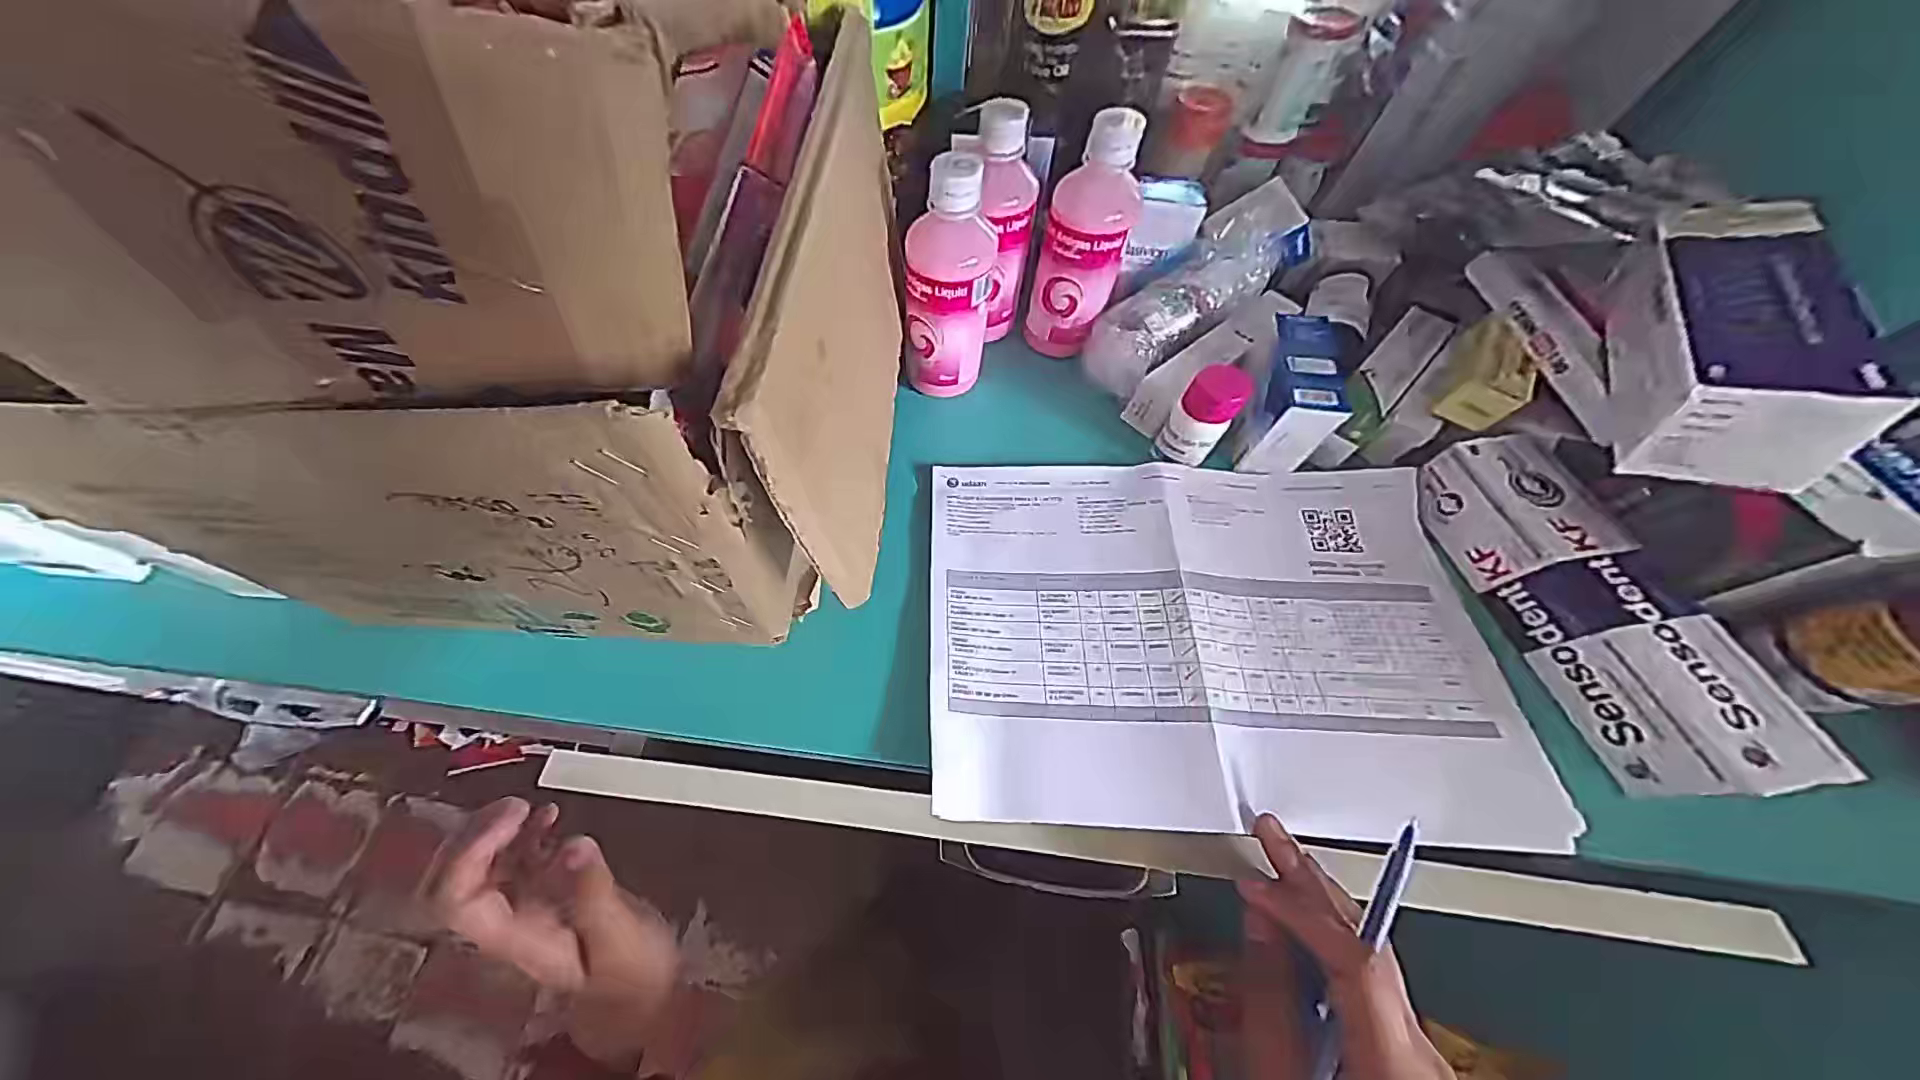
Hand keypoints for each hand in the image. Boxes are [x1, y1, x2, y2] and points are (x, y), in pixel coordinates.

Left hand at [433, 797, 680, 1068]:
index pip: (456, 899)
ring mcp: (522, 910)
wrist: (641, 993)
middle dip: (474, 835)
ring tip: (527, 806)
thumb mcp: (620, 934)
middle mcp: (507, 924)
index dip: (470, 852)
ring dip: (493, 832)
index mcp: (515, 939)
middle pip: (453, 881)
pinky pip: (514, 862)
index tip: (513, 815)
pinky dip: (523, 834)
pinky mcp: (545, 896)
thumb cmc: (631, 973)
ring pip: (476, 869)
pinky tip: (546, 817)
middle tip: (515, 804)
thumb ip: (596, 892)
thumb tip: (576, 845)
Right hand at [1237, 814, 1452, 1079]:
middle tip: (1271, 834)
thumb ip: (1270, 999)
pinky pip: (1364, 974)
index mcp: (1396, 1059)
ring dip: (1318, 899)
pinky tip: (1301, 913)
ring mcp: (1418, 1049)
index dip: (1298, 907)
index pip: (1352, 954)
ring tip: (1282, 860)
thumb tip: (1261, 925)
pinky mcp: (1403, 1049)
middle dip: (1311, 880)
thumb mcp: (1281, 1072)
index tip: (1254, 884)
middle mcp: (1419, 1049)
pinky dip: (1326, 935)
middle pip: (1367, 940)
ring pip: (1367, 949)